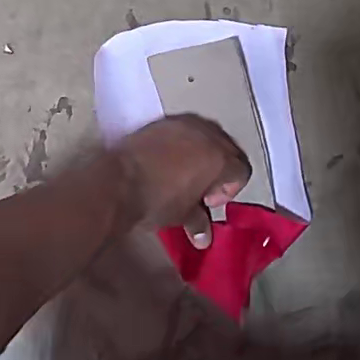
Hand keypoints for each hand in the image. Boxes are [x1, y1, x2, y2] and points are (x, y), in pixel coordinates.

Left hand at [114, 115, 251, 248]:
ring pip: (207, 136)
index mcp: (222, 158)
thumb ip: (199, 222)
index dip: (229, 190)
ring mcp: (186, 123)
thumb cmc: (157, 200)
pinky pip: (184, 130)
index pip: (242, 171)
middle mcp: (209, 135)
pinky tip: (166, 160)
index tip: (207, 202)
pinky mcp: (164, 121)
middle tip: (200, 187)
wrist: (117, 181)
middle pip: (228, 150)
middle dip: (219, 169)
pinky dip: (182, 143)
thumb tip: (203, 238)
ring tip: (184, 172)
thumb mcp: (182, 215)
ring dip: (202, 153)